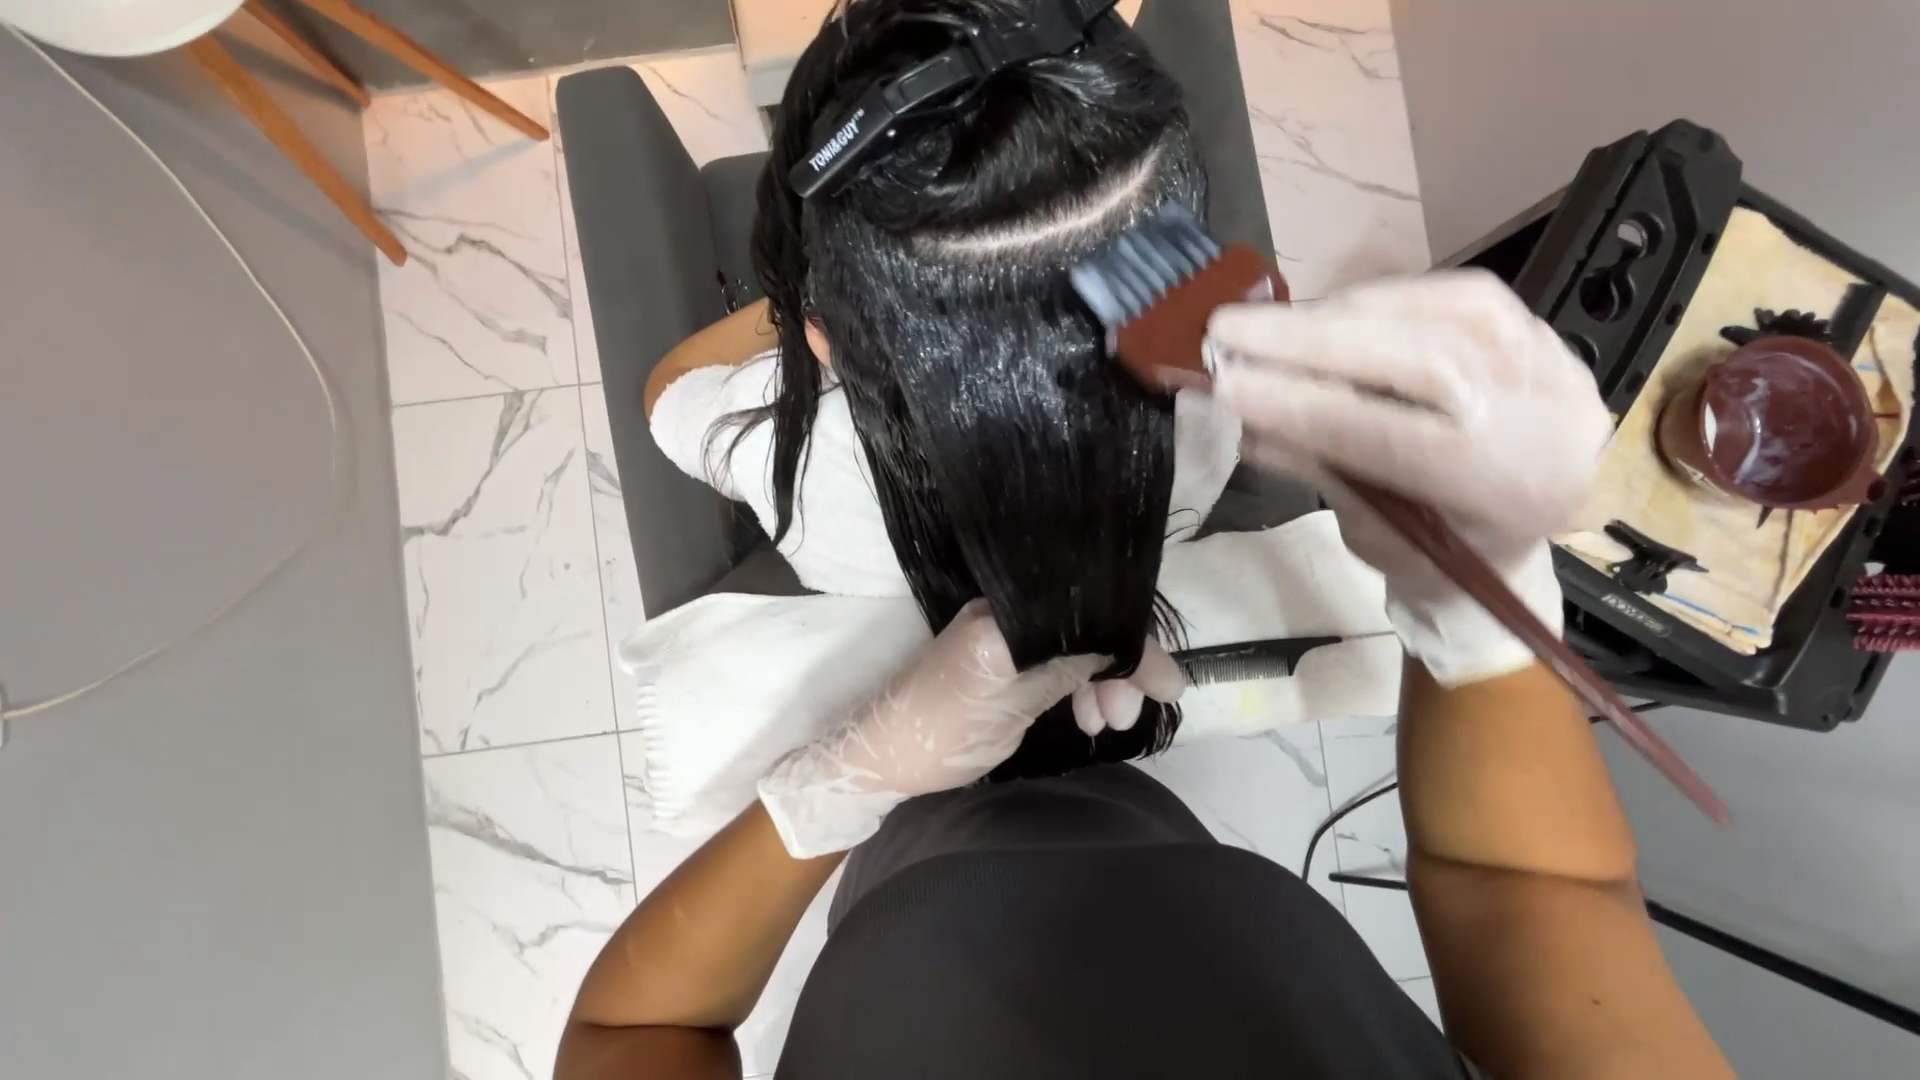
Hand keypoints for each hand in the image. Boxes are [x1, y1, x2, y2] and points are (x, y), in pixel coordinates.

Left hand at [758, 600, 1184, 856]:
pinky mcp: (1002, 660)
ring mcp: (1004, 637)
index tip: (1168, 684)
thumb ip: (1067, 668)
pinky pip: (1053, 664)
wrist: (884, 757)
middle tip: (1132, 714)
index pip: (1086, 609)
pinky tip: (1086, 718)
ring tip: (1108, 724)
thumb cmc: (942, 730)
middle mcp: (1006, 613)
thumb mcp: (1011, 704)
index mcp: (1005, 612)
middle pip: (1084, 626)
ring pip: (1072, 647)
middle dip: (1118, 666)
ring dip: (1099, 682)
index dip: (1132, 642)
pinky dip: (1075, 689)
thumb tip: (1125, 647)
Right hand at [1205, 271, 1612, 684]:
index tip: (1225, 385)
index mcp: (1509, 491)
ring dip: (1335, 314)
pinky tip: (1323, 312)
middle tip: (1226, 331)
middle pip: (1422, 358)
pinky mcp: (1538, 333)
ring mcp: (1553, 366)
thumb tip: (1236, 409)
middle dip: (1310, 340)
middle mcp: (1549, 419)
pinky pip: (1454, 295)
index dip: (1300, 404)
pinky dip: (1376, 300)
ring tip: (1262, 326)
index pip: (1390, 434)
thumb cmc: (1430, 558)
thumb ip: (1311, 460)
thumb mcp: (1365, 526)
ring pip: (1440, 310)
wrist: (1505, 548)